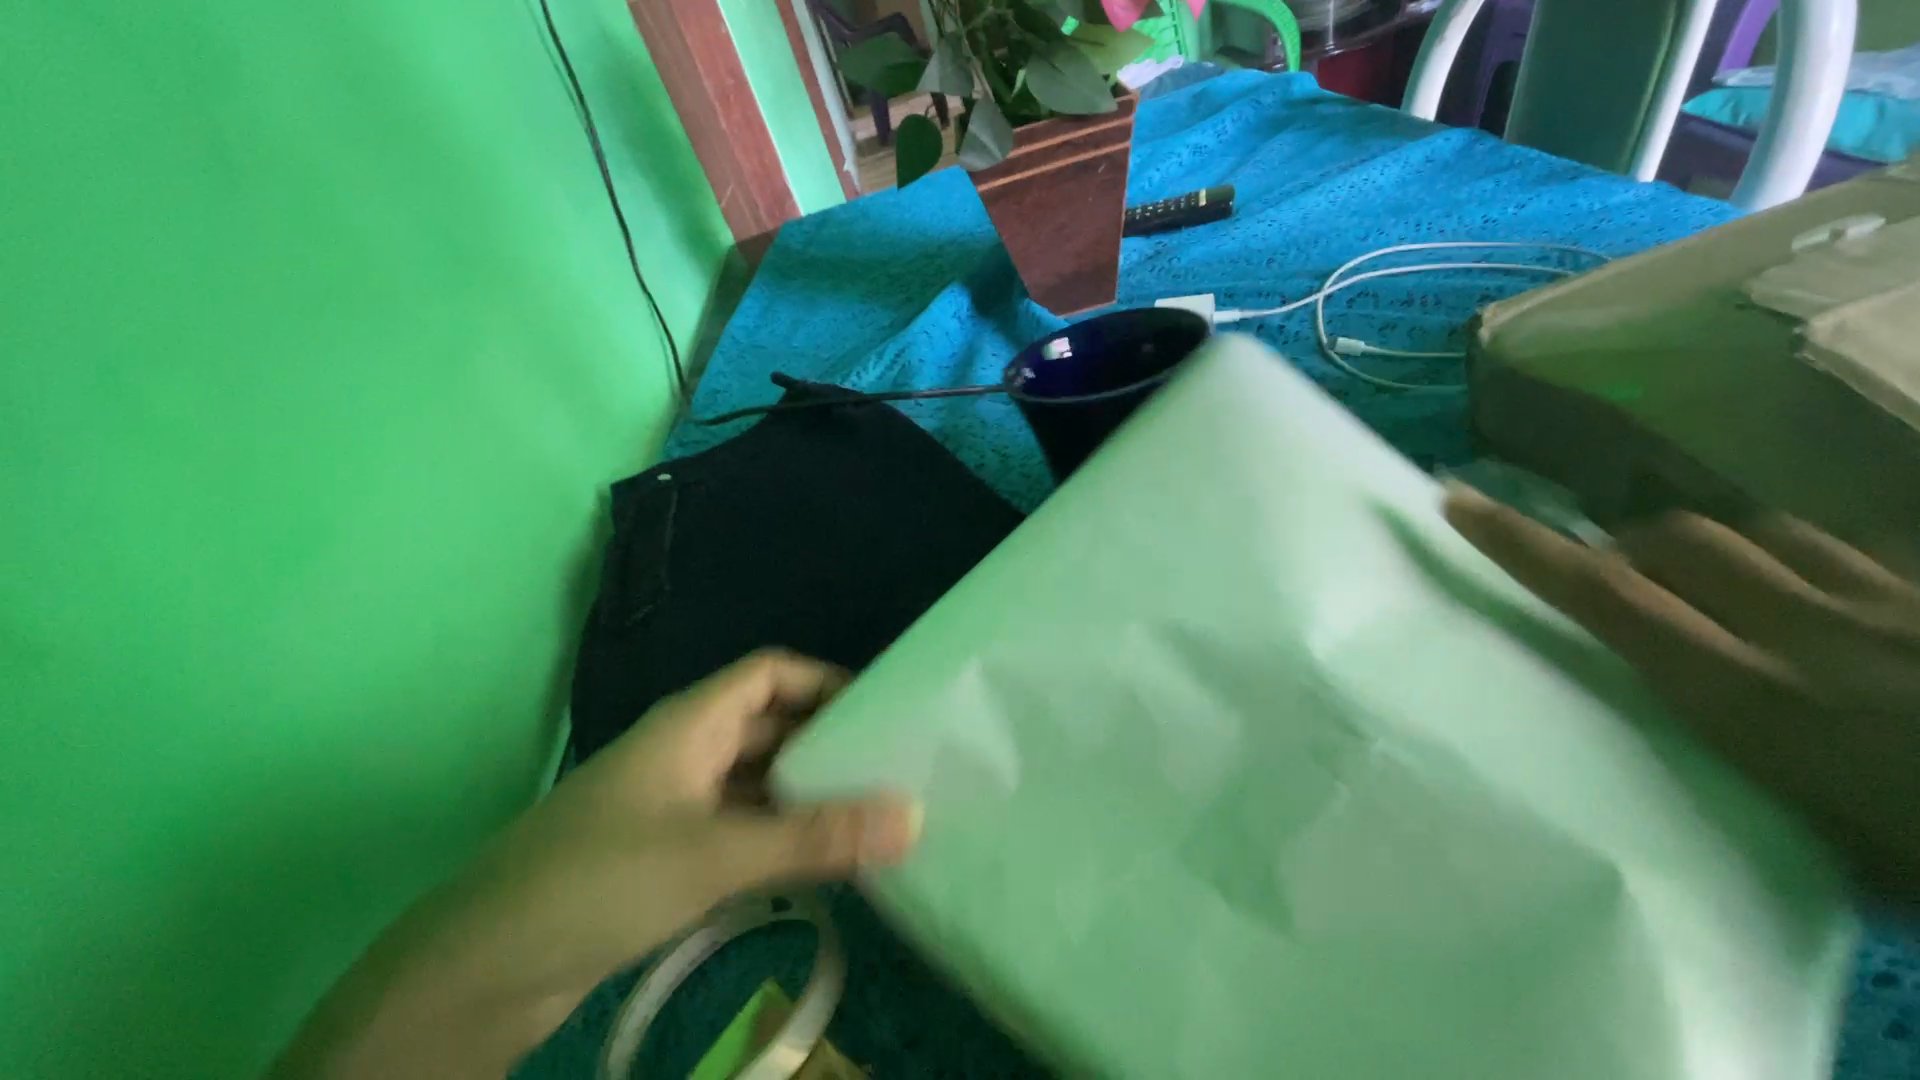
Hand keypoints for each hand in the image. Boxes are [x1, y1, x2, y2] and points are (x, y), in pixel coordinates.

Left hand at [270, 650, 919, 1079]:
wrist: (479, 972)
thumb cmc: (598, 881)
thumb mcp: (716, 855)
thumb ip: (816, 837)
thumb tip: (914, 815)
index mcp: (688, 725)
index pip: (768, 673)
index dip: (824, 680)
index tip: (883, 710)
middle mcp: (683, 755)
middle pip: (767, 729)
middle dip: (825, 745)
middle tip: (893, 771)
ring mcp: (671, 809)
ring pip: (754, 787)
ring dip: (805, 799)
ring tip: (872, 819)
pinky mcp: (663, 860)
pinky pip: (737, 834)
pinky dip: (777, 842)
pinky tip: (819, 869)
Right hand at [1444, 486, 1919, 910]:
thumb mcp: (1845, 856)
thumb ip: (1756, 779)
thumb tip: (1696, 745)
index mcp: (1752, 698)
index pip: (1607, 598)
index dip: (1523, 546)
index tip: (1456, 502)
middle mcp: (1802, 633)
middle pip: (1674, 544)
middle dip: (1620, 544)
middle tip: (1599, 572)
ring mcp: (1886, 605)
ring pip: (1759, 534)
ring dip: (1706, 547)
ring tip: (1697, 577)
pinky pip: (1847, 553)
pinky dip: (1802, 562)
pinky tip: (1815, 596)